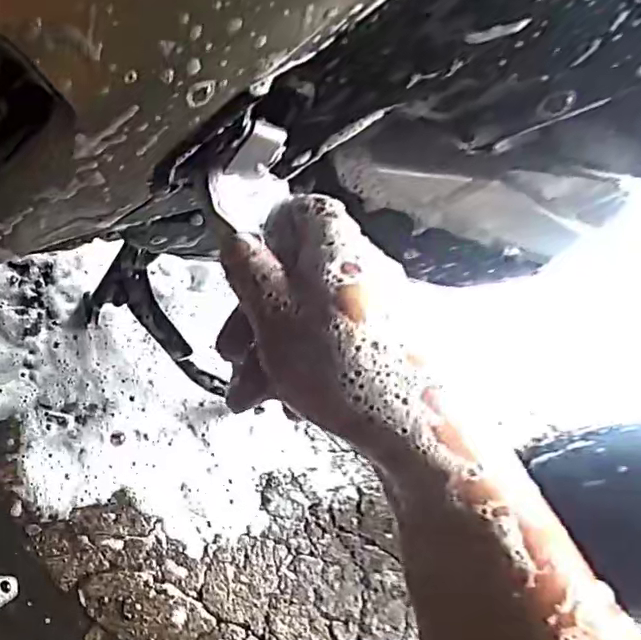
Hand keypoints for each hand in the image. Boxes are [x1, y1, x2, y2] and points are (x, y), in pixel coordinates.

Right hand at [215, 195, 439, 467]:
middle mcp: (358, 270)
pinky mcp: (375, 342)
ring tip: (249, 392)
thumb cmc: (344, 371)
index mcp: (334, 250)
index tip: (239, 269)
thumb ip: (250, 273)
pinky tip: (282, 397)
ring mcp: (370, 308)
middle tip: (232, 351)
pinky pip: (321, 344)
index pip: (300, 213)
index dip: (264, 237)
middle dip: (250, 317)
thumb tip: (235, 239)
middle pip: (289, 276)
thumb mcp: (274, 316)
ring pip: (299, 317)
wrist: (409, 426)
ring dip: (263, 353)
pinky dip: (294, 367)